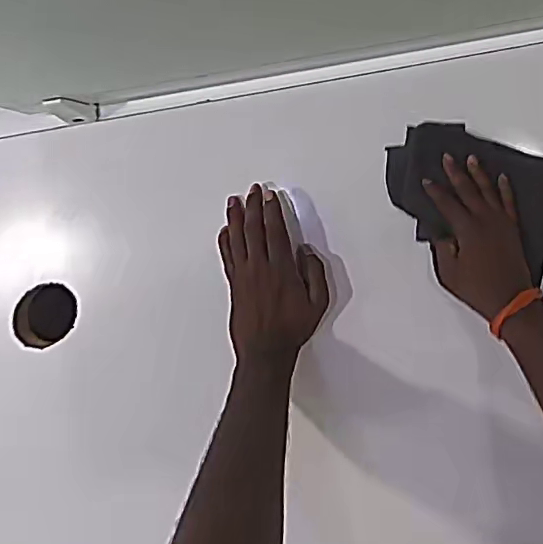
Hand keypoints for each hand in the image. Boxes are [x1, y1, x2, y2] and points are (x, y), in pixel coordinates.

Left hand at [218, 184, 329, 375]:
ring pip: (237, 238)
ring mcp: (244, 275)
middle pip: (254, 229)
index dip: (272, 211)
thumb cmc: (292, 328)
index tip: (270, 197)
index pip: (275, 231)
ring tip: (234, 201)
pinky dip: (225, 241)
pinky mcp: (234, 284)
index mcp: (281, 269)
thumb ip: (315, 273)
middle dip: (253, 206)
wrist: (265, 352)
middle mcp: (260, 267)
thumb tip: (306, 252)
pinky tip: (224, 230)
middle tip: (253, 191)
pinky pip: (227, 256)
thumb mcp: (318, 302)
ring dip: (235, 217)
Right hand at [422, 154, 532, 319]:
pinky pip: (508, 201)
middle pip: (467, 190)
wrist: (512, 300)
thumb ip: (442, 249)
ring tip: (472, 159)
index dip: (435, 191)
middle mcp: (484, 220)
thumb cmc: (479, 289)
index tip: (427, 181)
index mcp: (467, 229)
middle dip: (455, 172)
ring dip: (478, 173)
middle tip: (448, 158)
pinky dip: (505, 188)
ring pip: (488, 190)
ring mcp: (501, 221)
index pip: (447, 204)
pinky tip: (502, 177)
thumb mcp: (449, 273)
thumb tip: (441, 234)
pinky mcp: (512, 227)